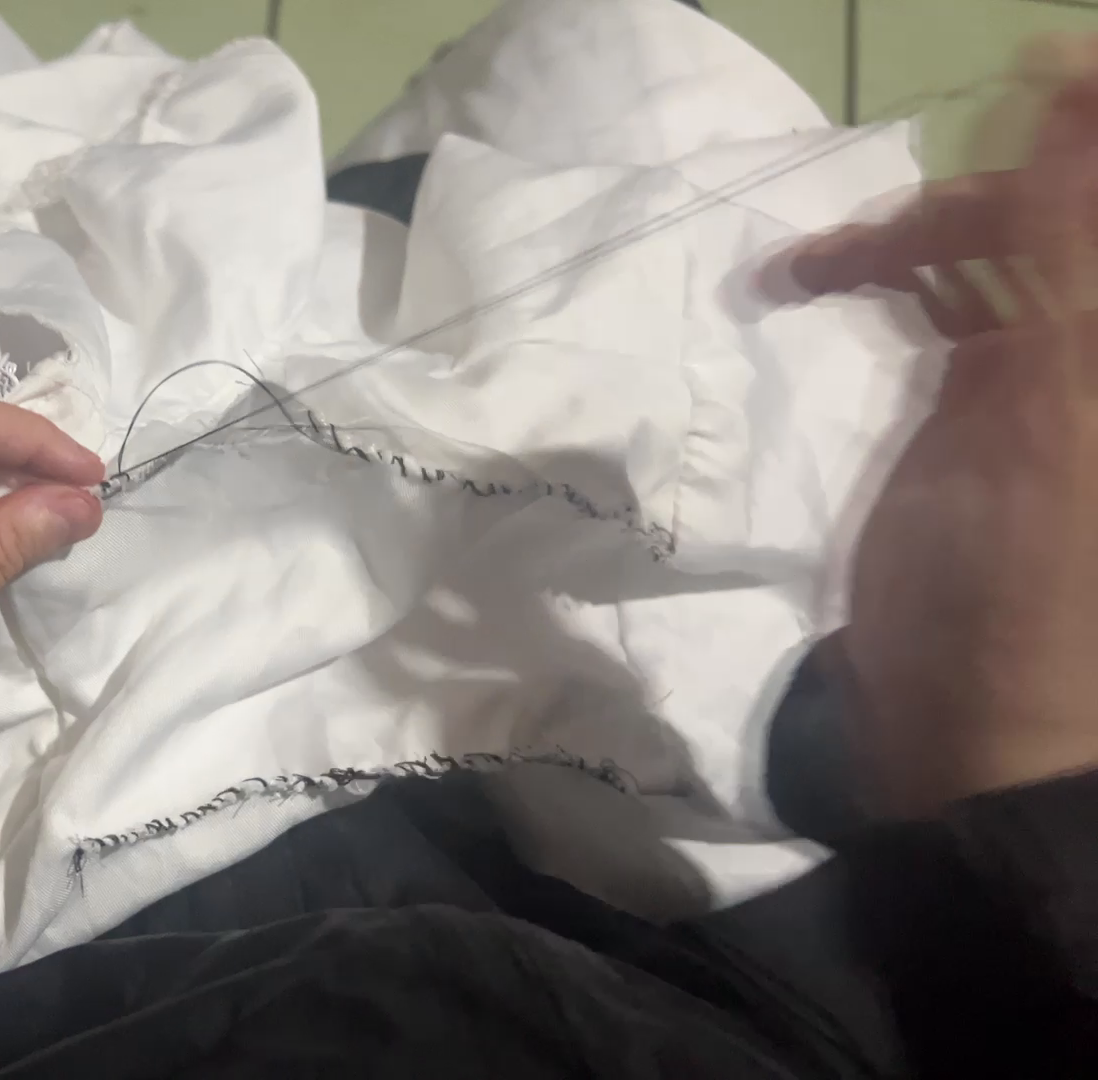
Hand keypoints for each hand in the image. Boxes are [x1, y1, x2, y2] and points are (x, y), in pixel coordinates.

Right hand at [779, 63, 1097, 814]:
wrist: (968, 694)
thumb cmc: (1026, 579)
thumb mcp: (1056, 412)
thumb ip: (1068, 255)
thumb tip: (1064, 84)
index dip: (1071, 125)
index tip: (985, 95)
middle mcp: (1097, 326)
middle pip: (1048, 206)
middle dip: (936, 207)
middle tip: (819, 258)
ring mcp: (1042, 359)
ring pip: (983, 249)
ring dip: (888, 246)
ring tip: (794, 276)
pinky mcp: (973, 396)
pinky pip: (938, 305)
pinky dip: (877, 288)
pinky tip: (821, 295)